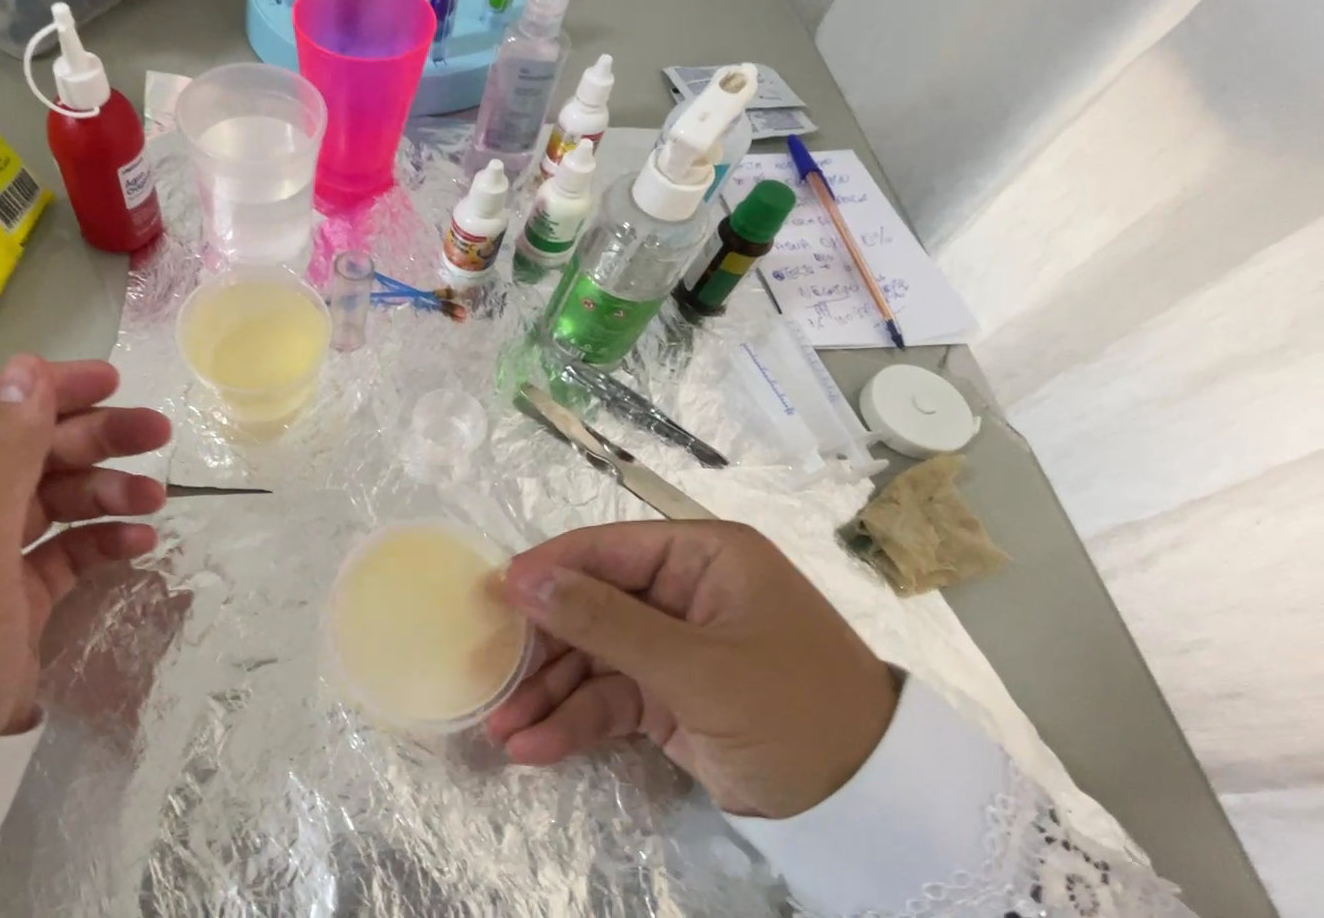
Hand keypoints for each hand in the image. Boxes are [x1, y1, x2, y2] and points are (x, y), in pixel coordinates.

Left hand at [0, 355, 172, 736]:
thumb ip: (1, 456)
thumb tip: (29, 366)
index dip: (45, 391)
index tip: (112, 385)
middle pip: (25, 456)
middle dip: (91, 441)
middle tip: (159, 436)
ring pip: (49, 505)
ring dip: (103, 494)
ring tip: (156, 503)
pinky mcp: (8, 605)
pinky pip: (61, 556)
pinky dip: (98, 544)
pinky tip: (139, 545)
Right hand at [489, 520, 898, 819]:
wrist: (870, 810)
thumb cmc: (793, 711)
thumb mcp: (696, 667)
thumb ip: (604, 621)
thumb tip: (520, 578)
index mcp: (703, 557)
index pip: (606, 550)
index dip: (548, 571)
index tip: (492, 597)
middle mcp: (683, 592)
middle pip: (590, 607)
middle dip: (541, 648)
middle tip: (489, 676)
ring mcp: (674, 646)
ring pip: (592, 658)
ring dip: (548, 693)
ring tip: (501, 728)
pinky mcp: (669, 697)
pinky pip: (609, 699)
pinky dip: (574, 722)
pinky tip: (535, 746)